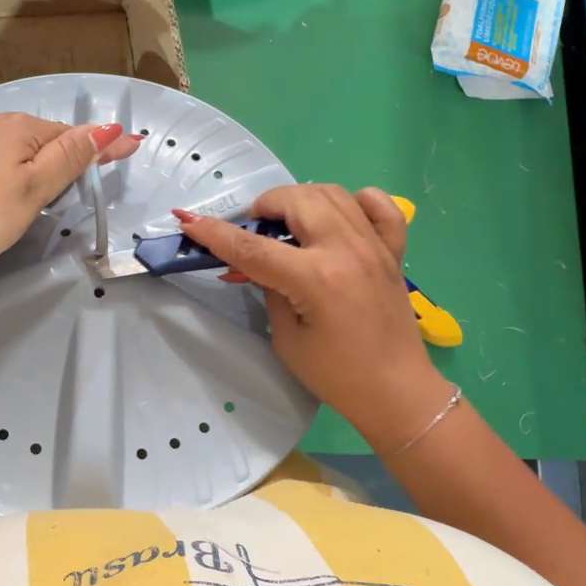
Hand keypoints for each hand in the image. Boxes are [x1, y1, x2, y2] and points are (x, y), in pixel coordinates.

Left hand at [0, 113, 140, 279]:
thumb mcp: (33, 191)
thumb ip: (70, 158)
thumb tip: (106, 127)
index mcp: (18, 128)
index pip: (71, 136)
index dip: (100, 147)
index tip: (131, 147)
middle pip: (37, 138)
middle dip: (58, 155)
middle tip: (70, 187)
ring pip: (4, 143)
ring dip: (23, 158)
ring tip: (25, 189)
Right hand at [174, 185, 442, 432]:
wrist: (397, 391)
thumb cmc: (336, 375)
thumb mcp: (287, 338)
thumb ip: (269, 290)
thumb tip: (254, 263)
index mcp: (315, 279)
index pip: (253, 246)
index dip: (216, 234)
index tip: (188, 221)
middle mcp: (346, 250)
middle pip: (295, 201)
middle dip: (263, 207)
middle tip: (252, 230)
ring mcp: (374, 245)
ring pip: (331, 193)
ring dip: (300, 200)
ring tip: (286, 223)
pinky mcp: (393, 250)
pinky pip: (378, 205)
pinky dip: (355, 201)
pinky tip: (339, 216)